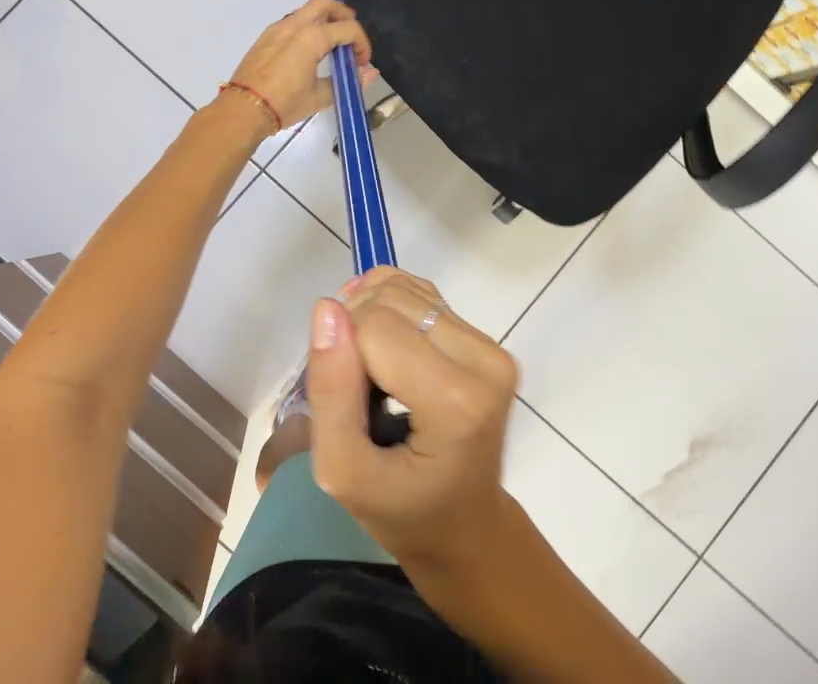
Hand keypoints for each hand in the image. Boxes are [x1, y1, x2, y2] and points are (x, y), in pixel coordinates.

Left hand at [225, 0, 376, 128]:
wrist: (243, 110)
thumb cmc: (284, 104)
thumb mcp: (320, 97)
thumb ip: (348, 81)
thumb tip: (370, 73)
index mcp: (312, 37)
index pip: (348, 29)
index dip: (362, 44)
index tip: (362, 63)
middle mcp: (295, 25)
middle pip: (325, 3)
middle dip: (342, 16)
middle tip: (349, 39)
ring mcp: (277, 29)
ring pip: (306, 11)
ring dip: (323, 21)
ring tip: (329, 48)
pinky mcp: (265, 37)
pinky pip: (291, 23)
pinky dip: (305, 29)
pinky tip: (307, 54)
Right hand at [305, 267, 520, 567]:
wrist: (464, 527)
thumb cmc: (401, 511)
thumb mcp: (343, 471)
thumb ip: (330, 391)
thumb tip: (326, 308)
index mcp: (456, 402)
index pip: (374, 328)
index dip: (339, 356)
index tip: (342, 404)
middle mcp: (485, 361)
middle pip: (390, 301)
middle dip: (353, 333)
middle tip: (354, 391)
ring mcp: (492, 347)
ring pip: (402, 291)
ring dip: (369, 319)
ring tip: (369, 373)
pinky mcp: (487, 339)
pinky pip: (420, 295)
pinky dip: (389, 312)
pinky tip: (383, 352)